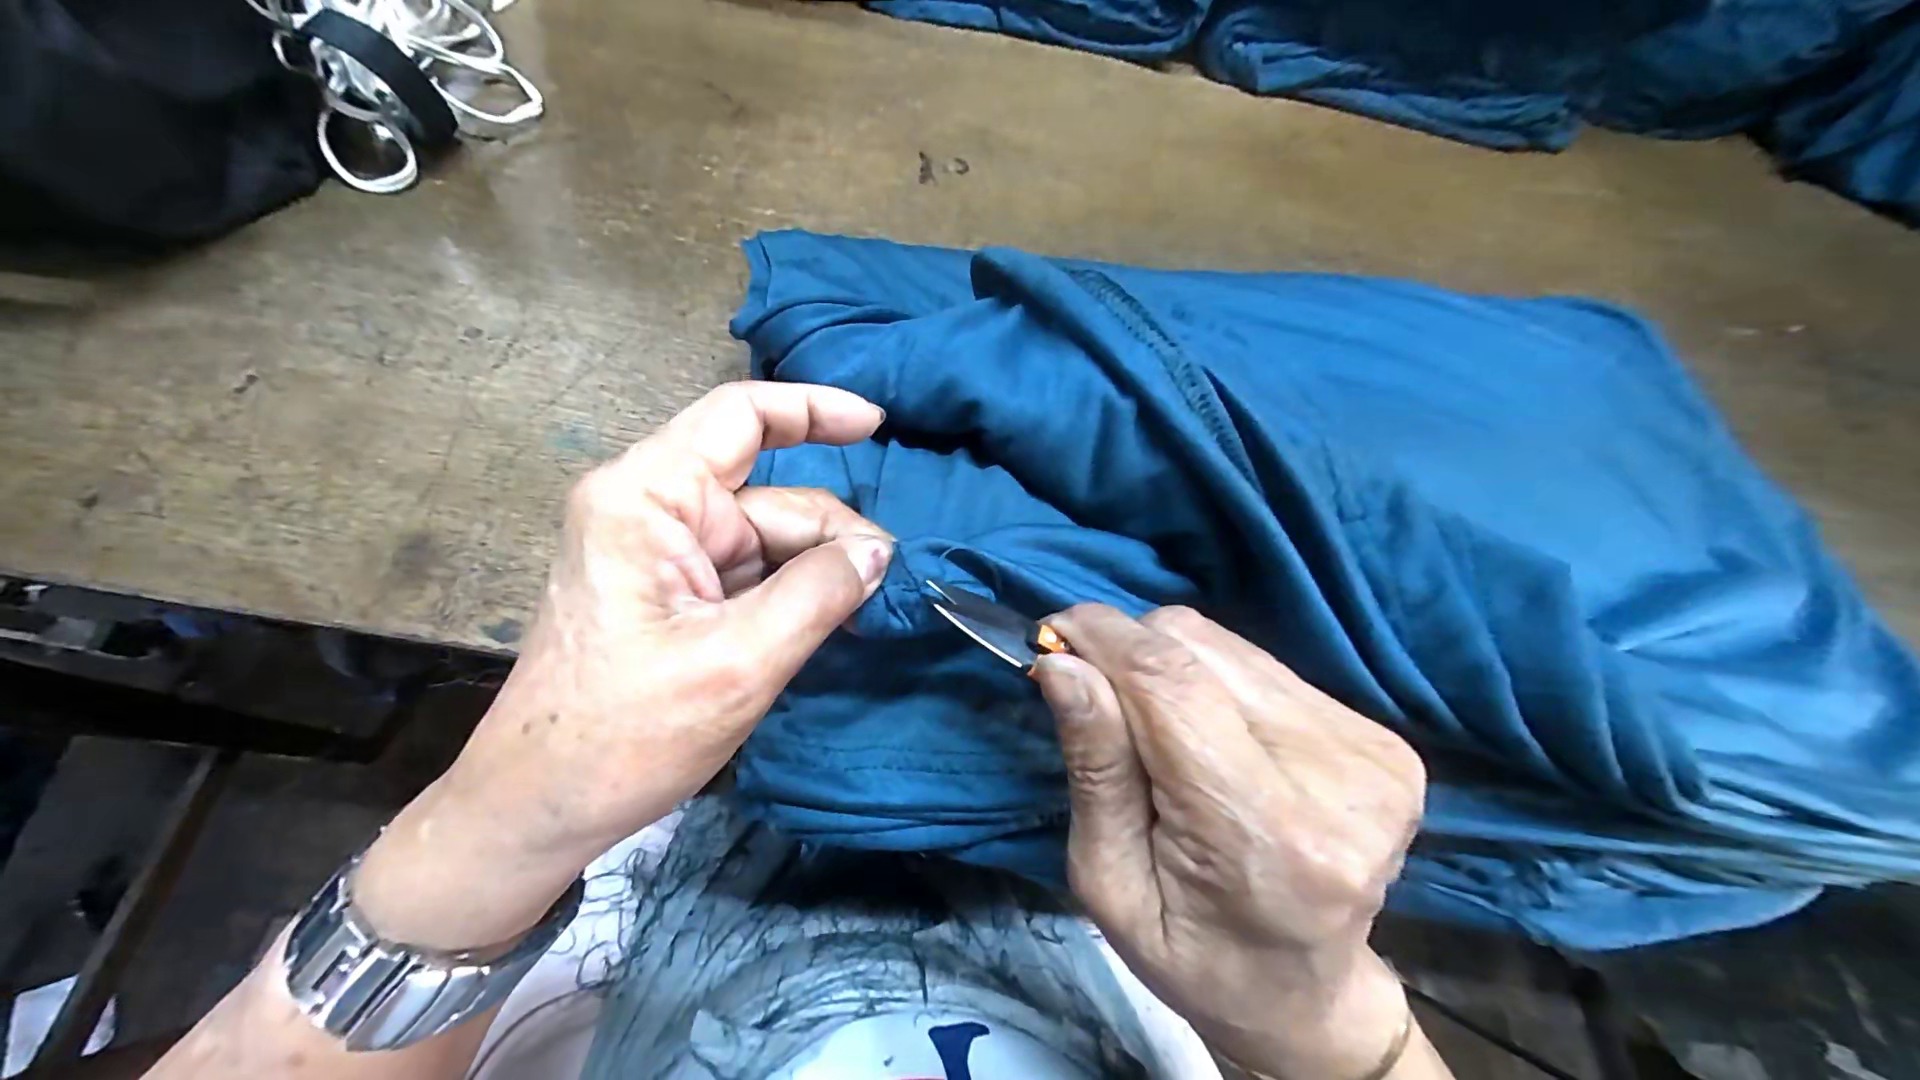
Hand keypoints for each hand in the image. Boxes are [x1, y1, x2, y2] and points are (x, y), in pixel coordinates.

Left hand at [355, 382, 892, 947]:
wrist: (541, 809)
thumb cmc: (622, 734)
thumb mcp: (737, 662)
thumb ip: (818, 594)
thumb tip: (879, 553)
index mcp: (646, 499)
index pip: (739, 418)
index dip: (813, 409)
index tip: (877, 423)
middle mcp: (657, 511)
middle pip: (774, 496)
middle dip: (834, 535)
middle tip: (885, 585)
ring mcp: (671, 555)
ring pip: (774, 540)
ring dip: (822, 571)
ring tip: (862, 613)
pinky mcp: (682, 594)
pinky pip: (760, 574)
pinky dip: (801, 593)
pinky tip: (835, 619)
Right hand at [1032, 605, 1425, 1079]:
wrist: (1304, 992)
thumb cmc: (1190, 951)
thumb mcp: (1109, 879)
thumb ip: (1094, 765)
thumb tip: (1063, 666)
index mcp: (1264, 832)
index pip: (1169, 684)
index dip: (1102, 639)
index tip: (1051, 634)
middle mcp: (1336, 776)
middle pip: (1196, 648)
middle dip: (1125, 649)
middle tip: (1089, 685)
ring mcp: (1369, 750)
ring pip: (1225, 643)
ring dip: (1165, 661)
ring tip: (1149, 719)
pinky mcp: (1381, 736)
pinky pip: (1257, 662)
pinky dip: (1206, 674)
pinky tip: (1201, 724)